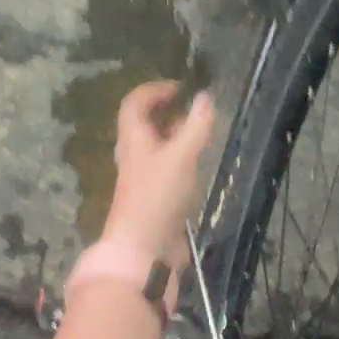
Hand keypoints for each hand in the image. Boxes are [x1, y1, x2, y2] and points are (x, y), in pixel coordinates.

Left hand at [101, 81, 216, 269]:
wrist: (144, 250)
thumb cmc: (158, 197)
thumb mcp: (181, 156)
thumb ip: (196, 127)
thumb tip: (205, 97)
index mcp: (133, 141)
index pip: (135, 104)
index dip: (154, 90)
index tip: (180, 88)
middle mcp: (135, 158)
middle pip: (146, 128)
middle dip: (169, 116)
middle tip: (196, 113)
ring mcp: (144, 182)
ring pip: (158, 152)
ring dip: (177, 141)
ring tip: (203, 139)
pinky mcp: (155, 202)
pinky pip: (167, 175)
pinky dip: (182, 166)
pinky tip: (199, 172)